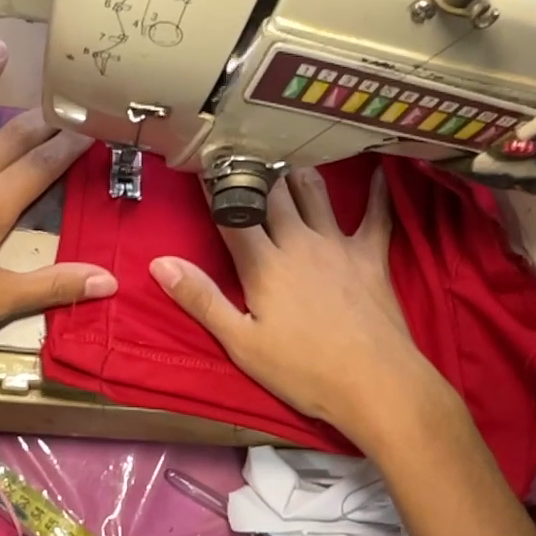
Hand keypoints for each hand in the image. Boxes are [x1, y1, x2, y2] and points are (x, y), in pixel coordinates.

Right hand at [149, 168, 455, 445]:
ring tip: (287, 156)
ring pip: (315, 193)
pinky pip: (375, 215)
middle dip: (255, 171)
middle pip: (273, 194)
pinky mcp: (371, 256)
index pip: (231, 215)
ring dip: (298, 173)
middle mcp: (299, 242)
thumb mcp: (241, 343)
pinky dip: (375, 192)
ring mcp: (338, 244)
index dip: (215, 189)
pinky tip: (376, 171)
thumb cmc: (302, 370)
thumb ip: (201, 300)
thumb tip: (160, 263)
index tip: (203, 164)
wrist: (375, 383)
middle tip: (243, 151)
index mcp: (263, 264)